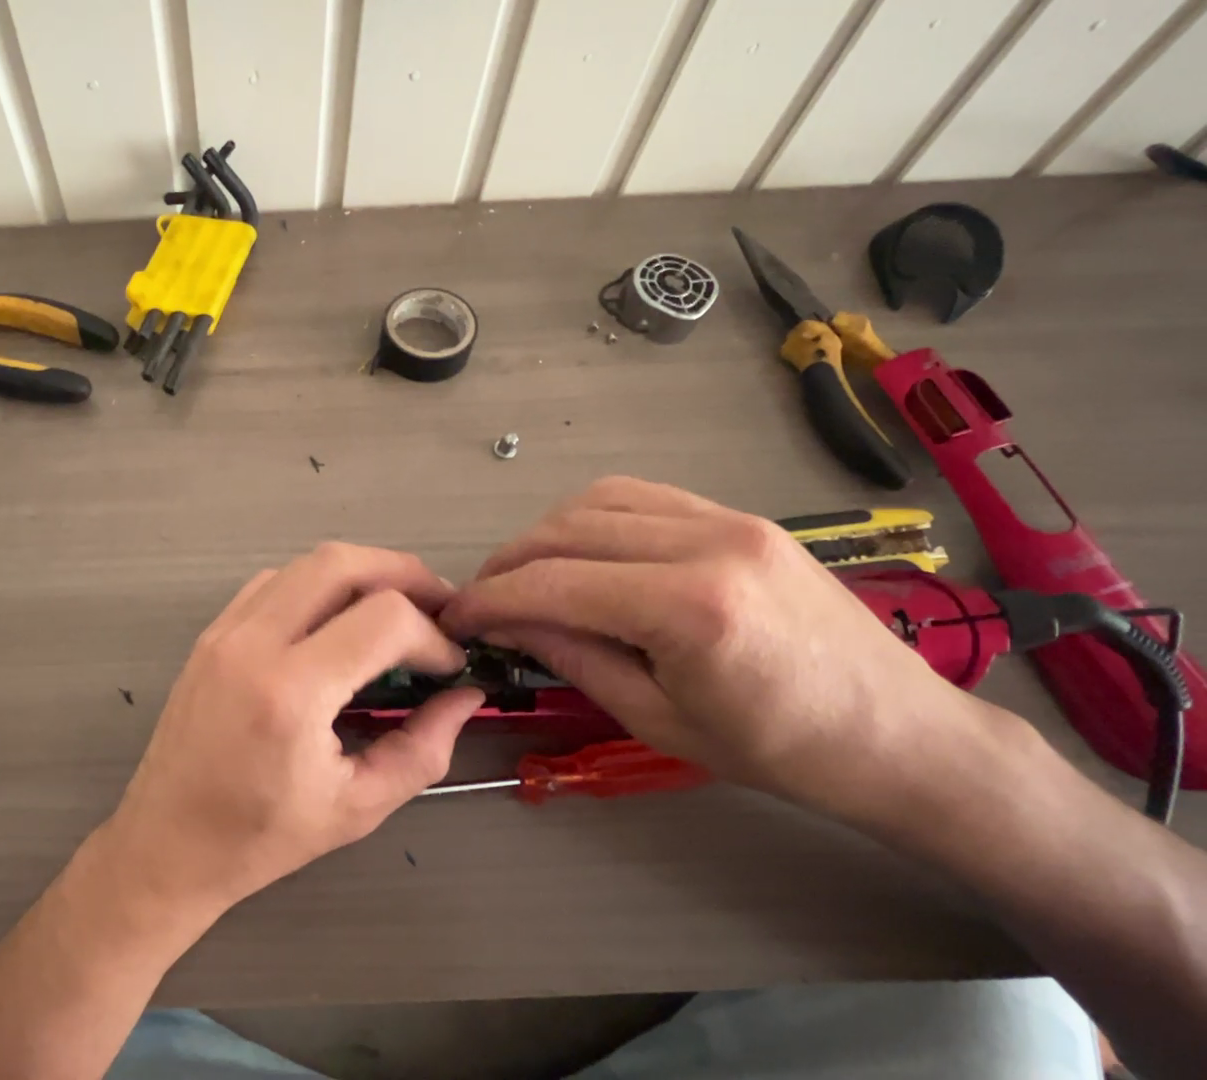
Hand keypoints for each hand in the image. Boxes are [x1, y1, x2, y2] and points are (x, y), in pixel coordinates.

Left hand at [100, 544, 485, 914]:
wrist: (167, 844)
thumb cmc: (261, 837)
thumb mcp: (358, 806)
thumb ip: (422, 748)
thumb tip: (466, 697)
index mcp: (291, 693)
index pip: (383, 619)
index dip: (432, 635)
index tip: (449, 665)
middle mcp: (253, 645)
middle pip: (342, 563)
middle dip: (403, 574)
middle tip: (439, 608)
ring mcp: (224, 632)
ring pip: (305, 564)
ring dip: (360, 574)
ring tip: (396, 611)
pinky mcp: (211, 634)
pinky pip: (273, 583)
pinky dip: (317, 586)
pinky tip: (338, 622)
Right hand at [439, 477, 975, 812]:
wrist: (894, 731)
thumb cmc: (777, 749)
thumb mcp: (656, 718)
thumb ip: (574, 657)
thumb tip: (507, 623)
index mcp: (690, 609)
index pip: (553, 583)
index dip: (490, 599)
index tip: (455, 618)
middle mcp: (707, 543)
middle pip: (566, 530)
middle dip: (507, 564)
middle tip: (480, 602)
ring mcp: (728, 519)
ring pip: (597, 500)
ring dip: (545, 534)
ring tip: (525, 576)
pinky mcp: (740, 515)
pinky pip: (641, 496)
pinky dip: (592, 518)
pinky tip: (580, 552)